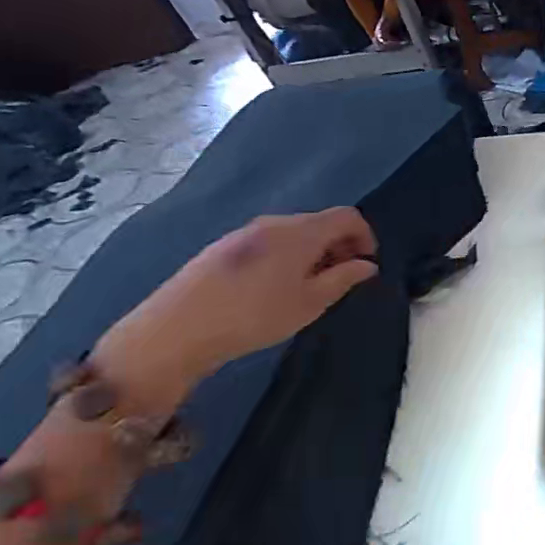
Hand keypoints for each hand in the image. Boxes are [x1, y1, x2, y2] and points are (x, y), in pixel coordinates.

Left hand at [94, 209, 378, 400]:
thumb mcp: (309, 303)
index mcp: (301, 232)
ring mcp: (245, 232)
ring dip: (312, 251)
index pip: (346, 216)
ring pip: (293, 232)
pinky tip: (274, 287)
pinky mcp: (223, 246)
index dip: (365, 234)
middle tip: (341, 278)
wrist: (177, 329)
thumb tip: (366, 265)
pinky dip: (287, 254)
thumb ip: (343, 279)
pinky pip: (269, 241)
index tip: (366, 263)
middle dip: (339, 244)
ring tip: (309, 286)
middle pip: (319, 222)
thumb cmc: (255, 316)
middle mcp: (275, 222)